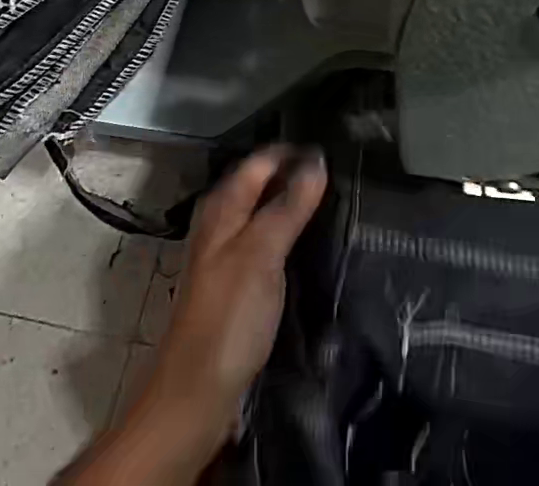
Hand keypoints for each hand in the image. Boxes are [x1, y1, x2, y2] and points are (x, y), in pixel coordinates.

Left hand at [66, 145, 326, 485]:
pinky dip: (290, 229)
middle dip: (297, 171)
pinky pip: (268, 237)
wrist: (196, 391)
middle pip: (262, 182)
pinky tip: (312, 238)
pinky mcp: (238, 279)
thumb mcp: (261, 253)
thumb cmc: (228, 316)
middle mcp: (222, 221)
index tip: (336, 147)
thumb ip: (288, 206)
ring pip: (264, 209)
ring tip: (335, 198)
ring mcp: (228, 251)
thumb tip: (317, 160)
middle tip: (342, 170)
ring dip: (294, 200)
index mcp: (222, 207)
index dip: (294, 151)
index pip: (262, 160)